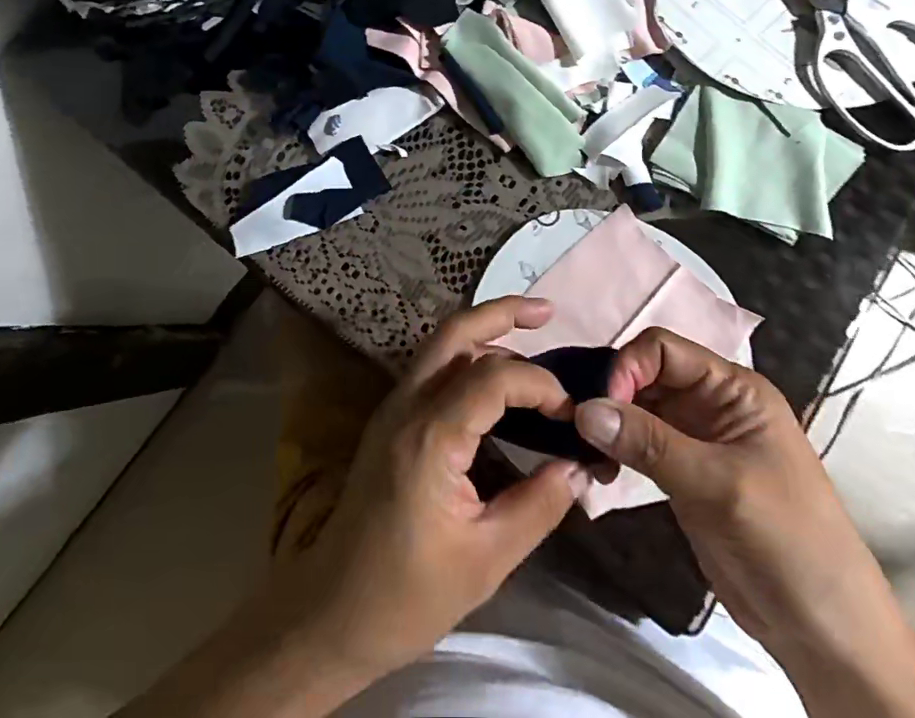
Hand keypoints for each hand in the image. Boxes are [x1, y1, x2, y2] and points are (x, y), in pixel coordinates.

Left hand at [118, 298, 589, 717]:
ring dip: (480, 333)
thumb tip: (578, 465)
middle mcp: (403, 409)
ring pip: (435, 348)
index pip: (491, 376)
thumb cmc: (409, 591)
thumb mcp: (488, 558)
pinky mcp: (388, 424)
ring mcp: (390, 412)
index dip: (540, 383)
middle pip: (450, 335)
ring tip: (529, 338)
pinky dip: (463, 360)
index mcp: (428, 438)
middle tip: (547, 311)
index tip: (574, 414)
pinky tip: (494, 382)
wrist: (335, 604)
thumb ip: (539, 503)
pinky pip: (428, 372)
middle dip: (498, 312)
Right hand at [574, 328, 914, 717]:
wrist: (823, 629)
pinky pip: (633, 441)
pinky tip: (597, 470)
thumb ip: (648, 442)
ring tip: (584, 453)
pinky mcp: (679, 469)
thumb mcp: (717, 485)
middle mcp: (712, 404)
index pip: (661, 350)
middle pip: (642, 374)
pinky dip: (610, 448)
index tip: (598, 407)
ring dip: (604, 424)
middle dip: (607, 395)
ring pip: (632, 407)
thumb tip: (581, 408)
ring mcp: (695, 437)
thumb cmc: (787, 543)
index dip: (625, 368)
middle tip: (574, 428)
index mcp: (735, 391)